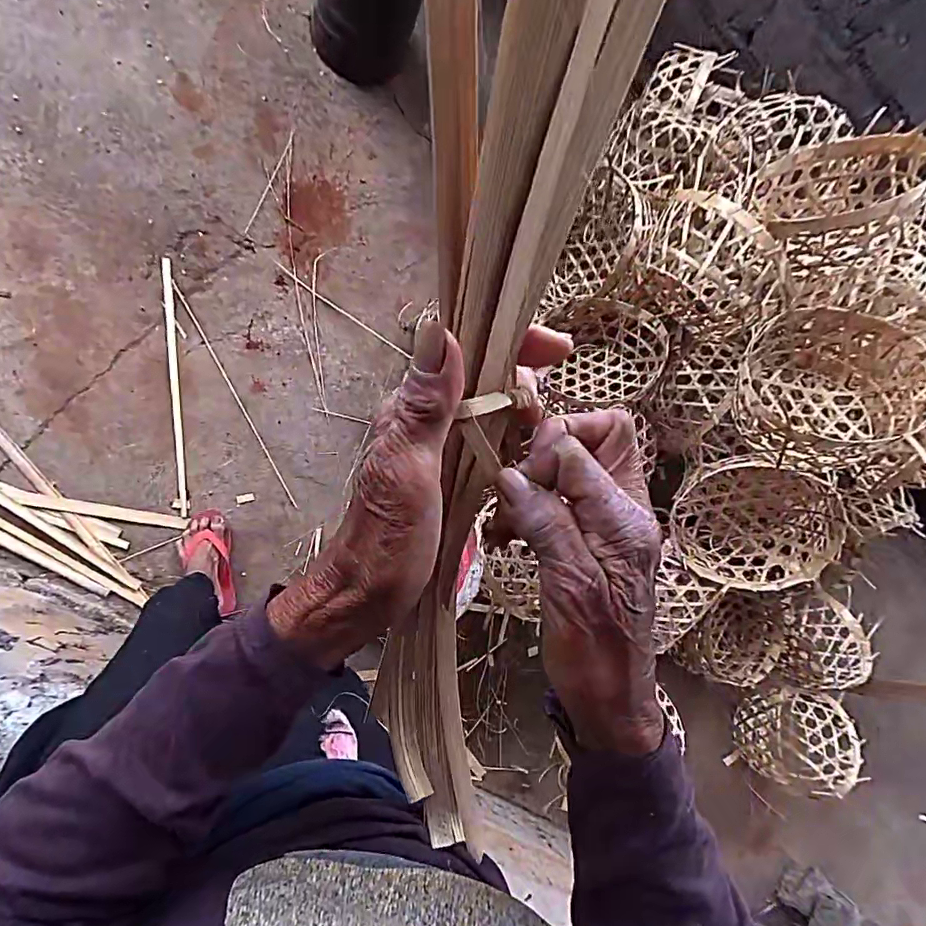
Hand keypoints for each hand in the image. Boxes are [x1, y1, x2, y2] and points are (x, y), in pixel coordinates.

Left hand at [267, 319, 573, 667]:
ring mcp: (435, 449)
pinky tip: (527, 464)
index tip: (558, 350)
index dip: (512, 341)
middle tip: (545, 423)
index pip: (462, 350)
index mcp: (411, 409)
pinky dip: (512, 444)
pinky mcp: (446, 476)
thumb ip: (425, 405)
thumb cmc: (387, 543)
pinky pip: (486, 444)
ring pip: (487, 410)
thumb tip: (439, 329)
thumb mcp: (409, 471)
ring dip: (521, 415)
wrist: (367, 596)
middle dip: (523, 384)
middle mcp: (423, 421)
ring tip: (544, 445)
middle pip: (481, 377)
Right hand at [494, 411, 664, 754]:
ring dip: (531, 481)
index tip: (519, 485)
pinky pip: (558, 497)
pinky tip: (507, 533)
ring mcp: (606, 523)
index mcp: (626, 518)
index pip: (594, 440)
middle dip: (545, 451)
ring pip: (572, 465)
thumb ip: (547, 525)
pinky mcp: (588, 538)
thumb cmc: (595, 654)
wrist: (609, 698)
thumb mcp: (570, 588)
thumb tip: (511, 475)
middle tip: (515, 492)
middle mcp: (623, 510)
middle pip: (594, 437)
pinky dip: (528, 504)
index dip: (549, 450)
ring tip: (504, 521)